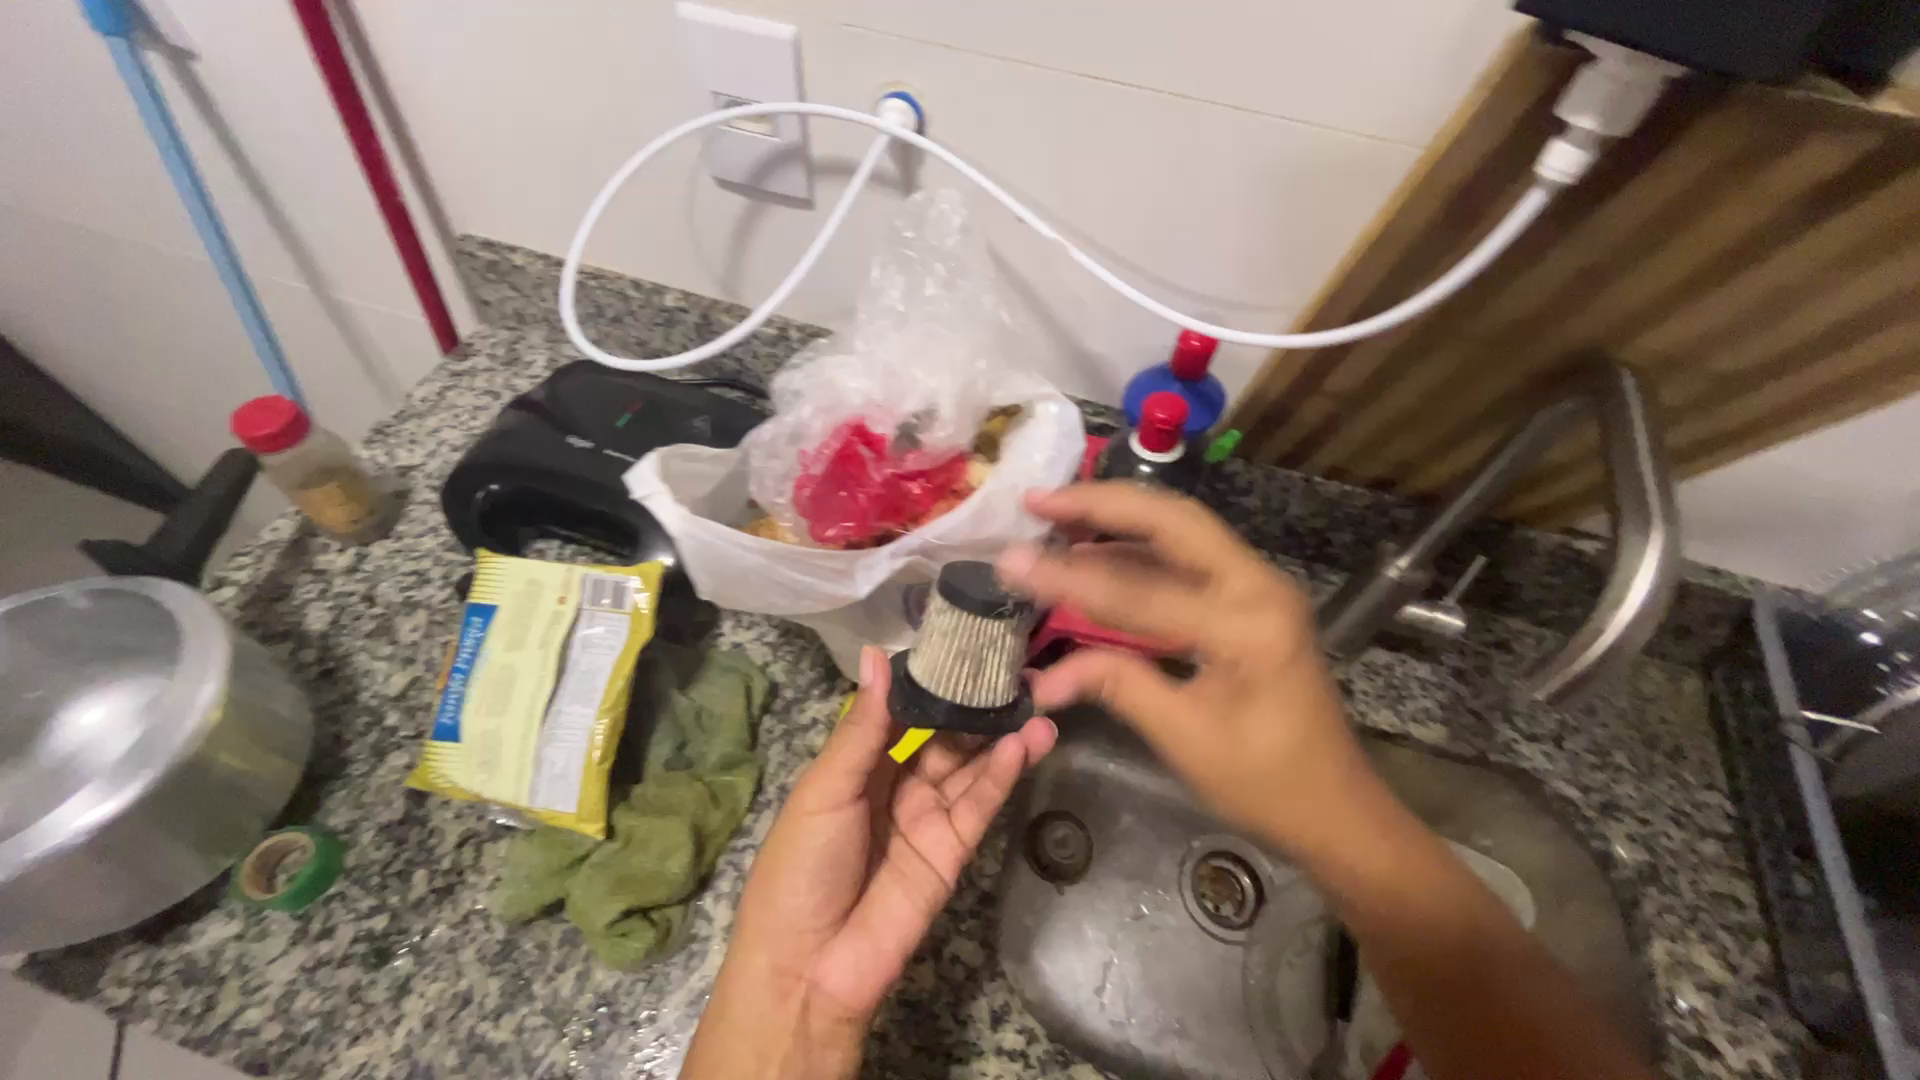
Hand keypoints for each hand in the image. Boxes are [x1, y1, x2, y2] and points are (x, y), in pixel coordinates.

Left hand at [683, 646, 1055, 1079]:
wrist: (807, 968)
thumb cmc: (800, 866)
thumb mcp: (826, 788)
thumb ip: (863, 726)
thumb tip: (877, 655)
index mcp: (859, 766)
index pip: (903, 715)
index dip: (932, 685)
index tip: (964, 649)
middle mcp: (898, 786)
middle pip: (945, 739)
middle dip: (976, 709)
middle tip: (1014, 671)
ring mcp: (927, 819)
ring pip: (970, 768)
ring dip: (1002, 738)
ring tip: (1036, 703)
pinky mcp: (952, 852)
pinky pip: (978, 805)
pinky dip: (1001, 775)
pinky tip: (1023, 744)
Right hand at [996, 482, 1374, 859]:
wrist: (1336, 807)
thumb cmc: (1267, 783)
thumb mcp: (1185, 738)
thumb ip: (1116, 686)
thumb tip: (1042, 679)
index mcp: (1249, 625)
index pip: (1140, 591)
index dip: (1068, 579)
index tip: (1011, 563)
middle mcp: (1259, 586)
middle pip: (1173, 520)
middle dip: (1102, 505)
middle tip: (1039, 501)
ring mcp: (1258, 587)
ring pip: (1180, 530)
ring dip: (1118, 519)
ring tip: (1055, 515)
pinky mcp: (1249, 599)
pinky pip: (1186, 559)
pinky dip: (1137, 550)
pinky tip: (1094, 552)